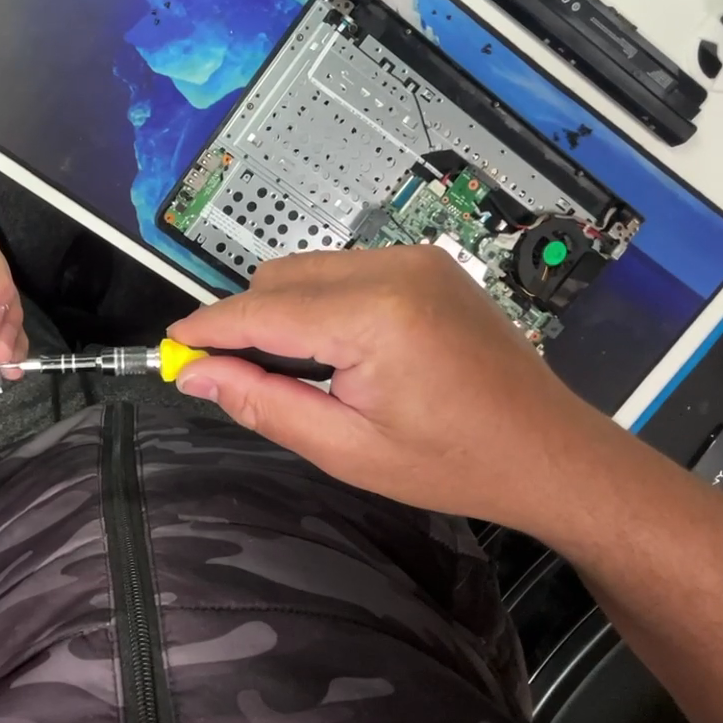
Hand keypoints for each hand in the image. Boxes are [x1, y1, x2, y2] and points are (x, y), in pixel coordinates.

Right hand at [167, 246, 613, 527]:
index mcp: (374, 317)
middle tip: (233, 375)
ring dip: (279, 311)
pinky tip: (333, 347)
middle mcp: (391, 269)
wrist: (551, 452)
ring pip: (303, 269)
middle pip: (276, 279)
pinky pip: (339, 269)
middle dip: (243, 322)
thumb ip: (261, 402)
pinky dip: (315, 302)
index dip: (207, 329)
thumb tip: (194, 374)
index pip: (260, 311)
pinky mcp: (424, 262)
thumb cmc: (452, 464)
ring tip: (294, 369)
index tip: (170, 349)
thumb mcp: (345, 449)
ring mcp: (412, 259)